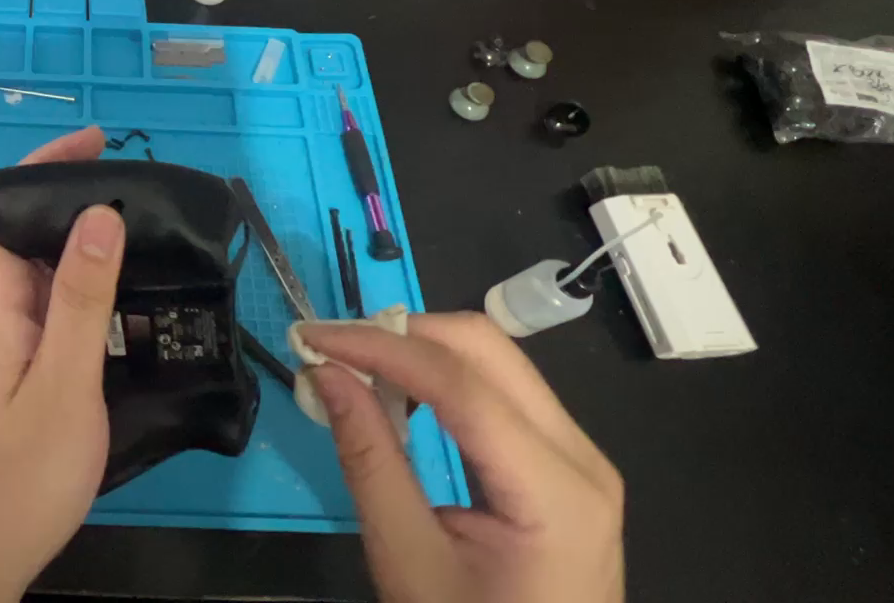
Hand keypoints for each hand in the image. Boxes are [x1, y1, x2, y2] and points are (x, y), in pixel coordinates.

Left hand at [0, 127, 125, 602]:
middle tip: (134, 182)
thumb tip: (100, 214)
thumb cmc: (22, 475)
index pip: (4, 210)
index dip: (42, 169)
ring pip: (40, 269)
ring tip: (141, 223)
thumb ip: (79, 298)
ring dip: (83, 240)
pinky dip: (86, 282)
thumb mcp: (61, 383)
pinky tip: (126, 288)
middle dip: (71, 197)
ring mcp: (5, 340)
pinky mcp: (21, 364)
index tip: (94, 144)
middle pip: (23, 233)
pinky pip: (52, 305)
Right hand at [297, 313, 623, 602]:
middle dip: (400, 333)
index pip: (460, 384)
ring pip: (491, 355)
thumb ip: (368, 458)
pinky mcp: (562, 456)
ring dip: (417, 347)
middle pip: (484, 348)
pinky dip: (439, 371)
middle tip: (334, 350)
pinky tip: (401, 394)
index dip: (381, 348)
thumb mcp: (407, 559)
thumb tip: (324, 372)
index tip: (314, 339)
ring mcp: (577, 452)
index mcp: (554, 492)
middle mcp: (579, 455)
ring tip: (358, 369)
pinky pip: (498, 383)